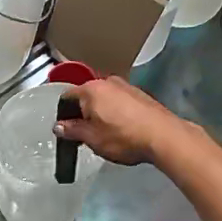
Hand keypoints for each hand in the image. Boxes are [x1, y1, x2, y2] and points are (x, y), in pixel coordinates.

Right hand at [53, 77, 198, 165]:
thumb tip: (59, 126)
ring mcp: (127, 87)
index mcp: (91, 89)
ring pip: (106, 99)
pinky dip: (118, 114)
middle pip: (88, 97)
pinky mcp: (142, 96)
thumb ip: (72, 130)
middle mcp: (108, 82)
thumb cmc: (123, 137)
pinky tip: (123, 130)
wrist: (162, 136)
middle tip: (86, 135)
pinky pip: (122, 103)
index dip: (64, 115)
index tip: (67, 130)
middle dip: (84, 114)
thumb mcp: (92, 138)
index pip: (67, 97)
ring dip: (102, 114)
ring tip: (107, 135)